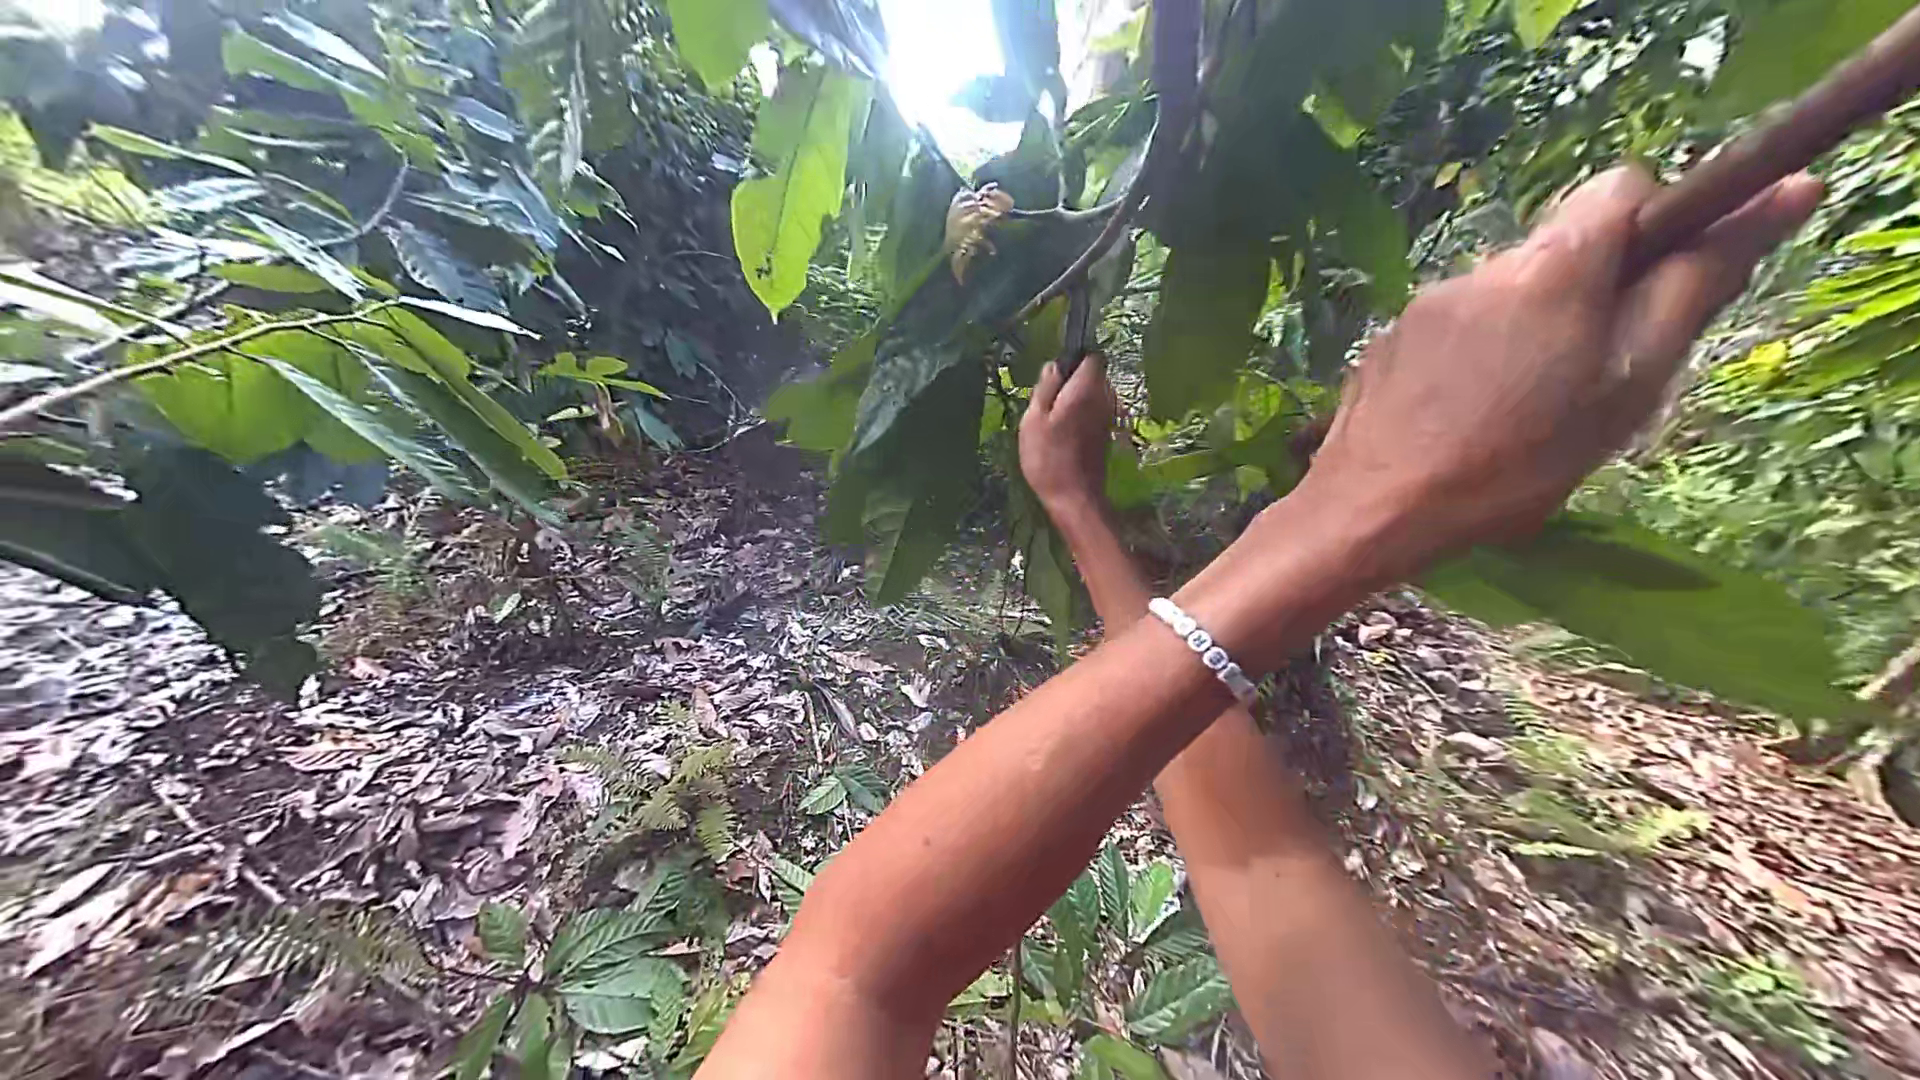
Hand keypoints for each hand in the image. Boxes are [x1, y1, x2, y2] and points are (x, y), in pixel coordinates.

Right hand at [1019, 355, 1118, 514]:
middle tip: (1046, 404)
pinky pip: (1092, 413)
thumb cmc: (1048, 458)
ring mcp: (1106, 418)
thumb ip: (1045, 387)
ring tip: (1051, 422)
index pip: (1091, 357)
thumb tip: (1054, 365)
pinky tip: (1061, 436)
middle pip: (1092, 376)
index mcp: (1085, 390)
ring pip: (1091, 396)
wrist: (1074, 497)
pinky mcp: (1104, 435)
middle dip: (1071, 382)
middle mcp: (1103, 399)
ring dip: (1073, 401)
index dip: (1073, 360)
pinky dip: (1078, 417)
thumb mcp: (1034, 419)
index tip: (1054, 378)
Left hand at [1298, 164, 1820, 568]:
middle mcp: (1472, 272)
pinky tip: (1450, 415)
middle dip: (1577, 298)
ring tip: (1503, 410)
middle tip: (1572, 378)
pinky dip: (1460, 359)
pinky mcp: (1378, 345)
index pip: (1616, 190)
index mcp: (1546, 268)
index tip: (1644, 291)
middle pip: (1549, 255)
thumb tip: (1777, 194)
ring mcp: (1413, 310)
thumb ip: (1694, 286)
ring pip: (1493, 299)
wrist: (1372, 507)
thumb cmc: (1510, 462)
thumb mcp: (1626, 386)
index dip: (1647, 229)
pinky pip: (1442, 333)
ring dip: (1515, 334)